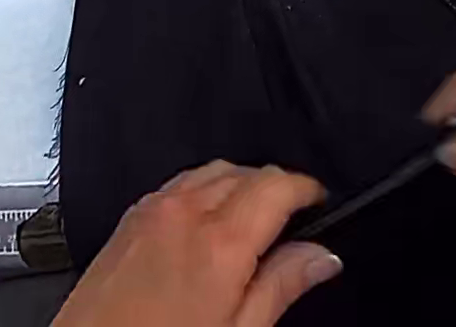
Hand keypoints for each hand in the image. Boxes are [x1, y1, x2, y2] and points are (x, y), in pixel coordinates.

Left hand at [52, 161, 342, 326]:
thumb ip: (281, 287)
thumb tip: (322, 256)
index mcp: (220, 243)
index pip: (279, 184)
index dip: (308, 188)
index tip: (320, 201)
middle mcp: (188, 211)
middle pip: (250, 171)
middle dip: (277, 188)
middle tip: (291, 222)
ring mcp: (156, 208)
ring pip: (216, 169)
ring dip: (242, 184)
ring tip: (252, 223)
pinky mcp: (132, 214)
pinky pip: (183, 179)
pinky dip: (206, 187)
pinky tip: (207, 220)